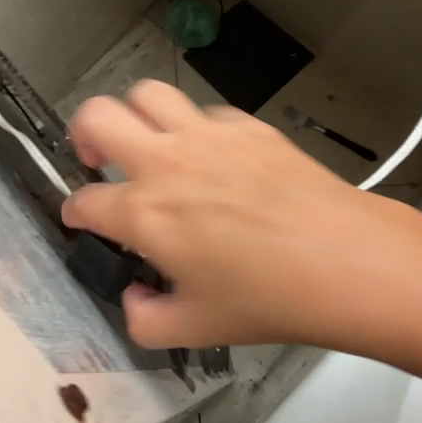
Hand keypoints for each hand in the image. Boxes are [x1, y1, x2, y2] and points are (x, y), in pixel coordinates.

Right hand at [63, 80, 421, 348]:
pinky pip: (206, 110)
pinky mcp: (248, 126)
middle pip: (97, 115)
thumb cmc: (272, 297)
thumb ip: (147, 320)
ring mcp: (208, 137)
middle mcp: (167, 163)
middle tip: (96, 157)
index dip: (74, 212)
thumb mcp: (198, 329)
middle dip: (83, 133)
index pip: (85, 201)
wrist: (347, 260)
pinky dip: (196, 126)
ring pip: (148, 93)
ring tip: (147, 140)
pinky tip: (212, 154)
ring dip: (136, 114)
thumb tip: (136, 300)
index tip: (81, 218)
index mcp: (146, 213)